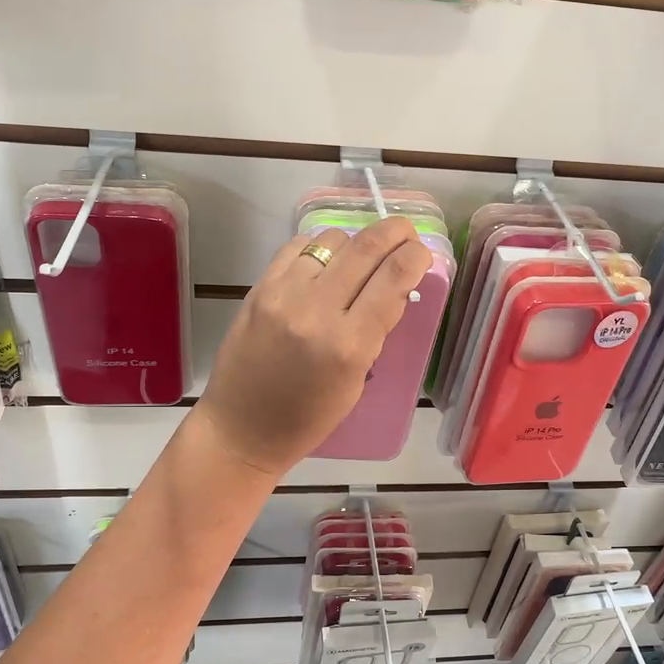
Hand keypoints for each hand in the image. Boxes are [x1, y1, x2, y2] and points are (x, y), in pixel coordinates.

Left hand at [195, 217, 433, 476]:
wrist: (241, 430)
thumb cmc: (307, 419)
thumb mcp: (355, 382)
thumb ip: (374, 331)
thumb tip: (394, 286)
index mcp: (349, 345)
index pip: (394, 277)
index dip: (416, 256)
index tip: (422, 254)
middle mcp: (316, 311)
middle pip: (367, 247)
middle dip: (395, 233)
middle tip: (405, 233)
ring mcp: (283, 295)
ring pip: (332, 240)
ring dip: (354, 245)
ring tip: (357, 262)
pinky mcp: (259, 289)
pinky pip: (297, 248)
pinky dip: (318, 249)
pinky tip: (323, 264)